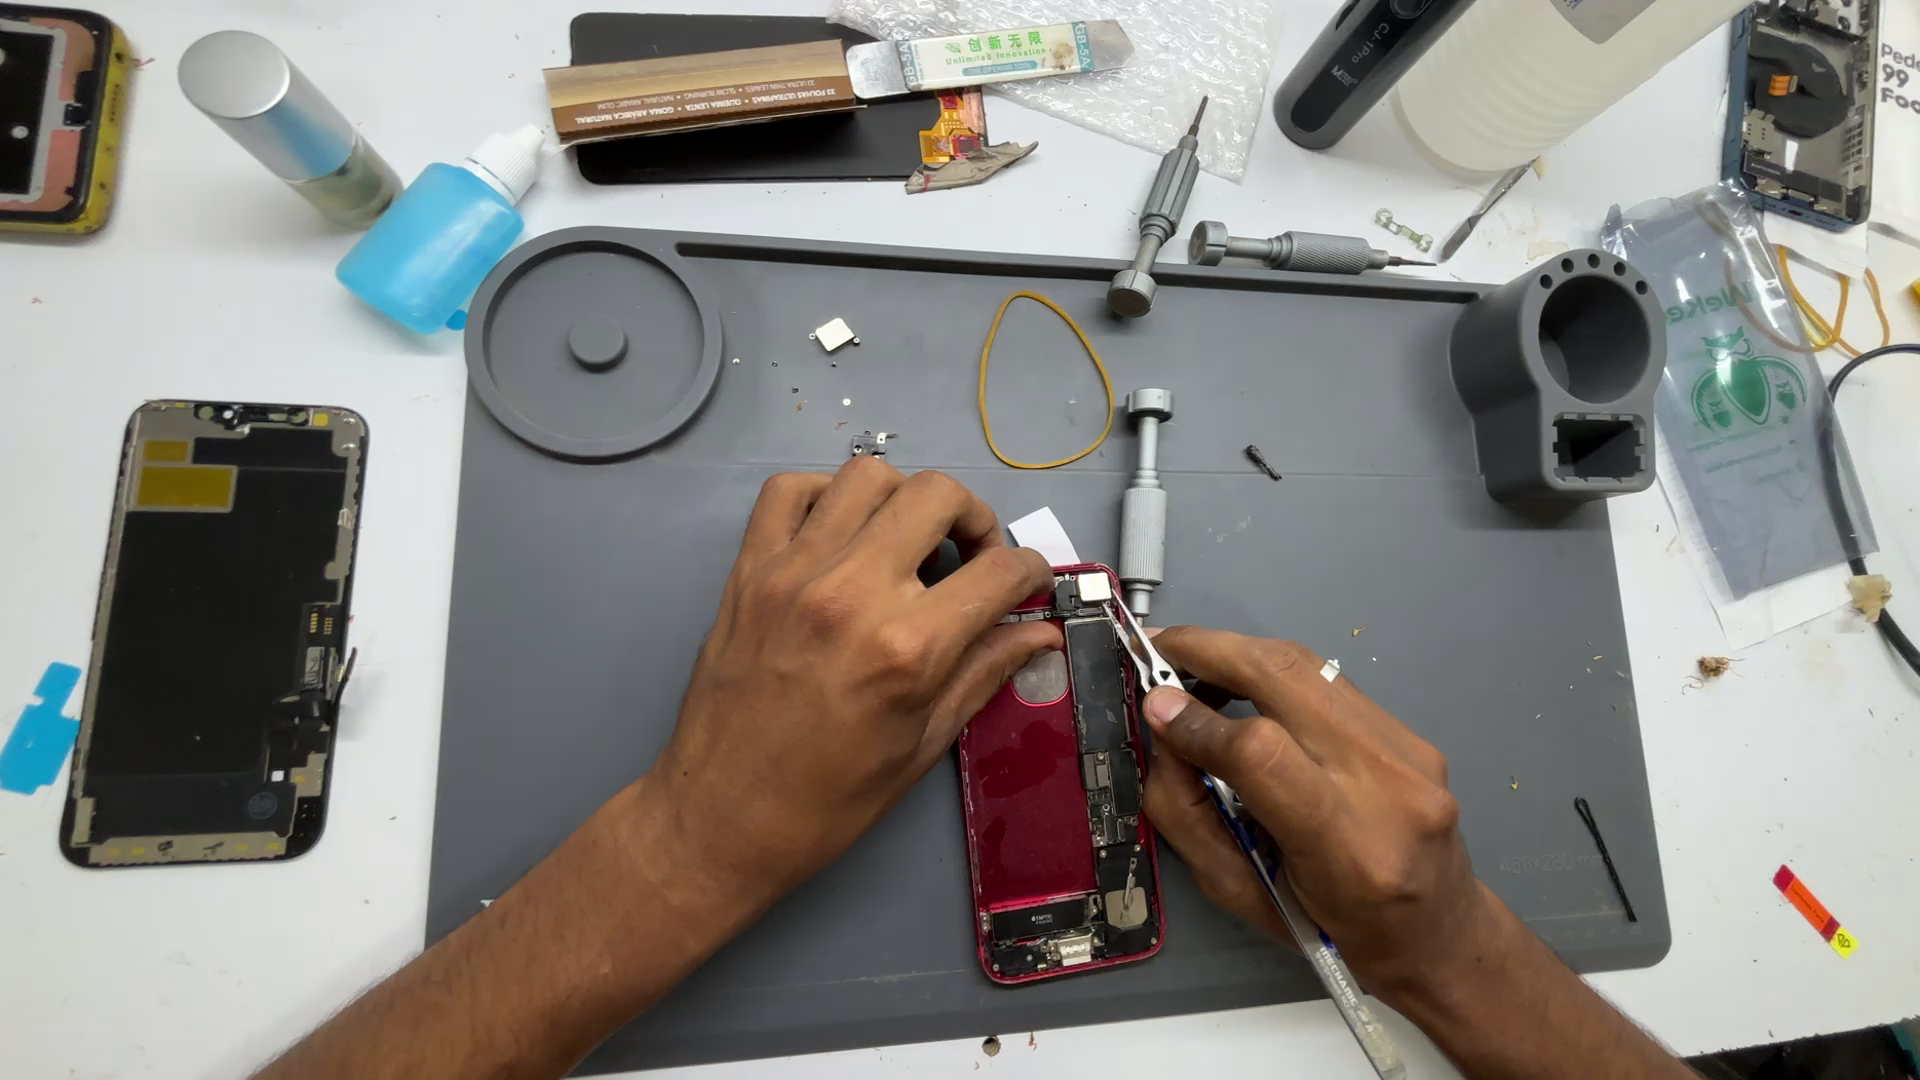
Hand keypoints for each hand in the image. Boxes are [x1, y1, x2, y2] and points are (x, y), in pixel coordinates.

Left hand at [643, 458, 1058, 913]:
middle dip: (974, 518)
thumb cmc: (832, 797)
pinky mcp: (748, 568)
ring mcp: (793, 571)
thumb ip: (986, 671)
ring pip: (867, 475)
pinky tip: (840, 534)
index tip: (1027, 583)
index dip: (1032, 571)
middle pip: (937, 495)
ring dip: (904, 499)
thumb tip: (1041, 632)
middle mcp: (853, 590)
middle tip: (968, 557)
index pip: (1000, 571)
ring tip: (905, 543)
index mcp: (909, 646)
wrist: (722, 816)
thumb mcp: (925, 743)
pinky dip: (825, 494)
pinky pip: (787, 489)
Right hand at [1139, 627, 1499, 1001]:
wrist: (1440, 936)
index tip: (1152, 704)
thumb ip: (1185, 808)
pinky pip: (1324, 681)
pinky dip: (1268, 672)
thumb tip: (1164, 719)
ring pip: (1304, 664)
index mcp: (1345, 847)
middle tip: (1157, 647)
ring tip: (1192, 669)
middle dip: (1208, 649)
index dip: (1198, 720)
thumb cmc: (1328, 930)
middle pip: (1286, 676)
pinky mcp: (1411, 732)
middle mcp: (1388, 786)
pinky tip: (1243, 687)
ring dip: (1235, 652)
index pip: (1262, 753)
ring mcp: (1408, 751)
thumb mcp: (1235, 891)